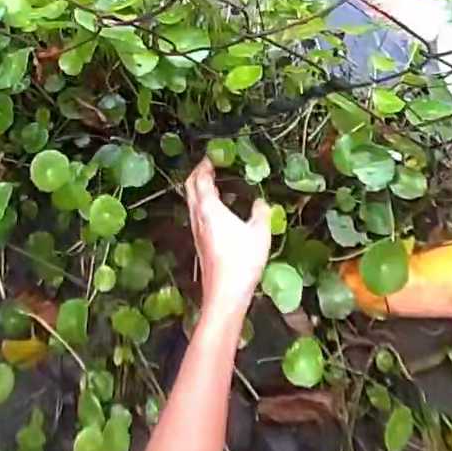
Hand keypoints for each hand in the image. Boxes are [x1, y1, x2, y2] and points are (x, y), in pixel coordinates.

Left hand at [185, 158, 270, 317]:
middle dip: (198, 173)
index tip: (213, 156)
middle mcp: (198, 216)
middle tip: (210, 165)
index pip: (201, 178)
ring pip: (191, 200)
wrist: (225, 295)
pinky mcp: (199, 242)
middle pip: (190, 187)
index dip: (205, 165)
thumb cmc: (241, 262)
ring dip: (199, 188)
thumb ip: (261, 212)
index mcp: (209, 208)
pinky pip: (197, 212)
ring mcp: (196, 230)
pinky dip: (203, 202)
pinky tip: (217, 208)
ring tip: (213, 182)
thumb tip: (260, 202)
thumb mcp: (259, 233)